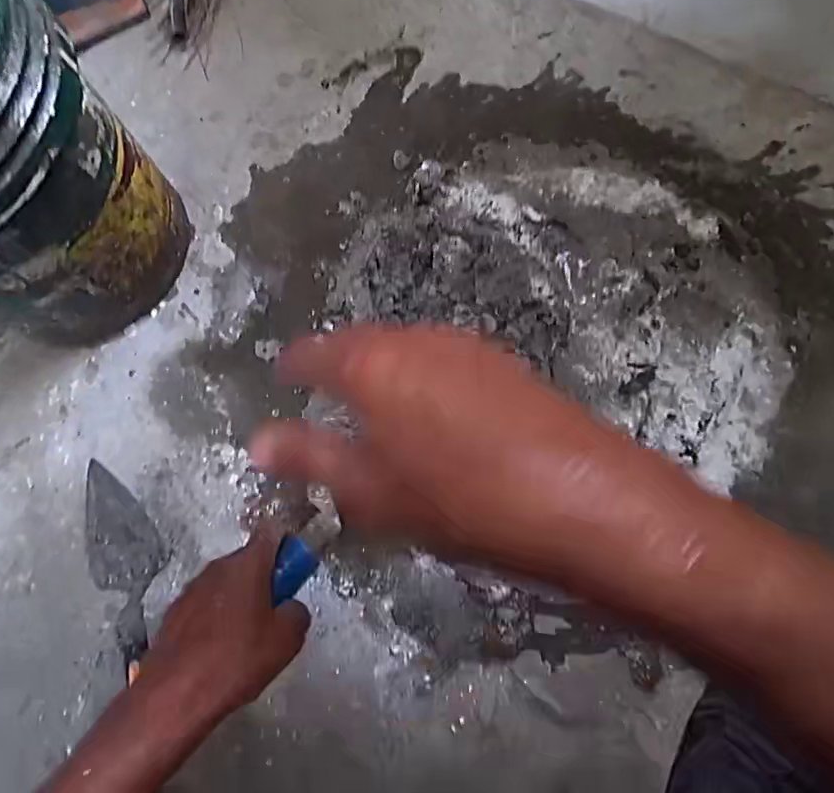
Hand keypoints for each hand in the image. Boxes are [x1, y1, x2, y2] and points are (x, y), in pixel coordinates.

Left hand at [140, 527, 310, 717]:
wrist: (169, 702)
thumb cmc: (234, 661)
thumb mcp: (288, 638)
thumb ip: (298, 611)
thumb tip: (289, 608)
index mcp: (247, 563)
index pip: (272, 532)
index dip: (287, 548)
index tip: (293, 574)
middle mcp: (217, 569)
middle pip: (248, 560)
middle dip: (264, 579)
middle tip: (274, 613)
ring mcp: (189, 592)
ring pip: (225, 585)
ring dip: (238, 601)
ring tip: (245, 639)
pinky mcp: (170, 618)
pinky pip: (204, 608)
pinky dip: (214, 622)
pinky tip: (218, 653)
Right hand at [247, 325, 713, 588]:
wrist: (574, 488)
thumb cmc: (459, 497)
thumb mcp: (374, 491)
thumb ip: (312, 458)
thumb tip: (259, 438)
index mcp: (374, 362)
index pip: (316, 352)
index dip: (295, 366)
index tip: (283, 380)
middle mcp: (418, 337)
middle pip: (364, 344)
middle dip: (341, 368)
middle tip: (325, 401)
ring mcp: (467, 344)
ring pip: (409, 350)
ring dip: (387, 373)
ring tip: (378, 413)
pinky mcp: (503, 359)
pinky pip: (446, 361)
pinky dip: (426, 379)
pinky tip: (436, 416)